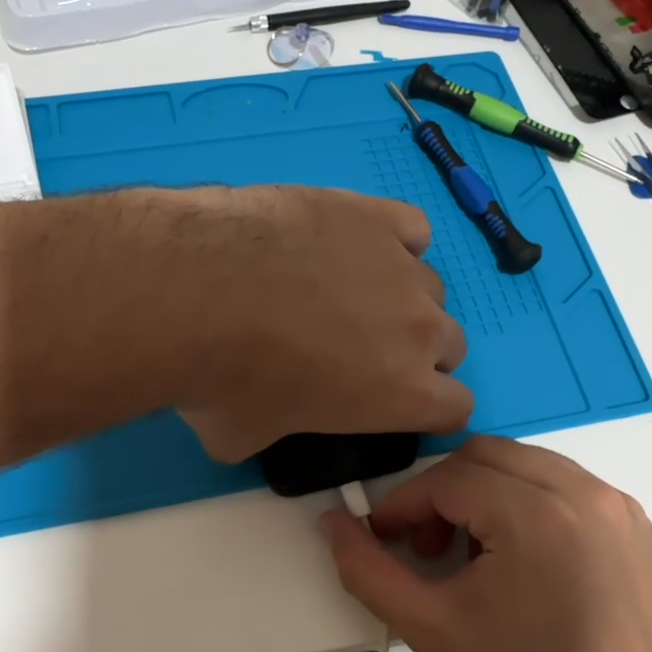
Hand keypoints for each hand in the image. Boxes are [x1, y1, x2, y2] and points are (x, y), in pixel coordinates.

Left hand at [159, 185, 471, 461]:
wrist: (196, 290)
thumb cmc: (223, 378)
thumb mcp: (244, 437)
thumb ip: (273, 434)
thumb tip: (252, 425)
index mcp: (403, 395)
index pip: (455, 407)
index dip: (427, 408)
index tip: (395, 402)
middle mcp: (421, 329)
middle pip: (449, 343)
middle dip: (413, 351)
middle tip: (358, 348)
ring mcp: (402, 266)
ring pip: (427, 286)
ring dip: (398, 295)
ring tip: (340, 290)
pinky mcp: (374, 215)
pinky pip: (410, 228)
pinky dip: (390, 239)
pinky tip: (349, 243)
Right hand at [317, 436, 651, 651]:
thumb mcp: (430, 627)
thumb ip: (367, 569)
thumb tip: (332, 522)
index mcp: (536, 514)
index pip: (447, 478)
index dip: (404, 504)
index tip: (384, 537)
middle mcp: (582, 491)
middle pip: (484, 455)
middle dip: (442, 493)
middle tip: (426, 548)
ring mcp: (614, 502)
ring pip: (523, 462)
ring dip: (482, 491)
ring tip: (470, 552)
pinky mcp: (632, 519)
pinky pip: (561, 482)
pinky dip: (524, 498)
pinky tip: (517, 553)